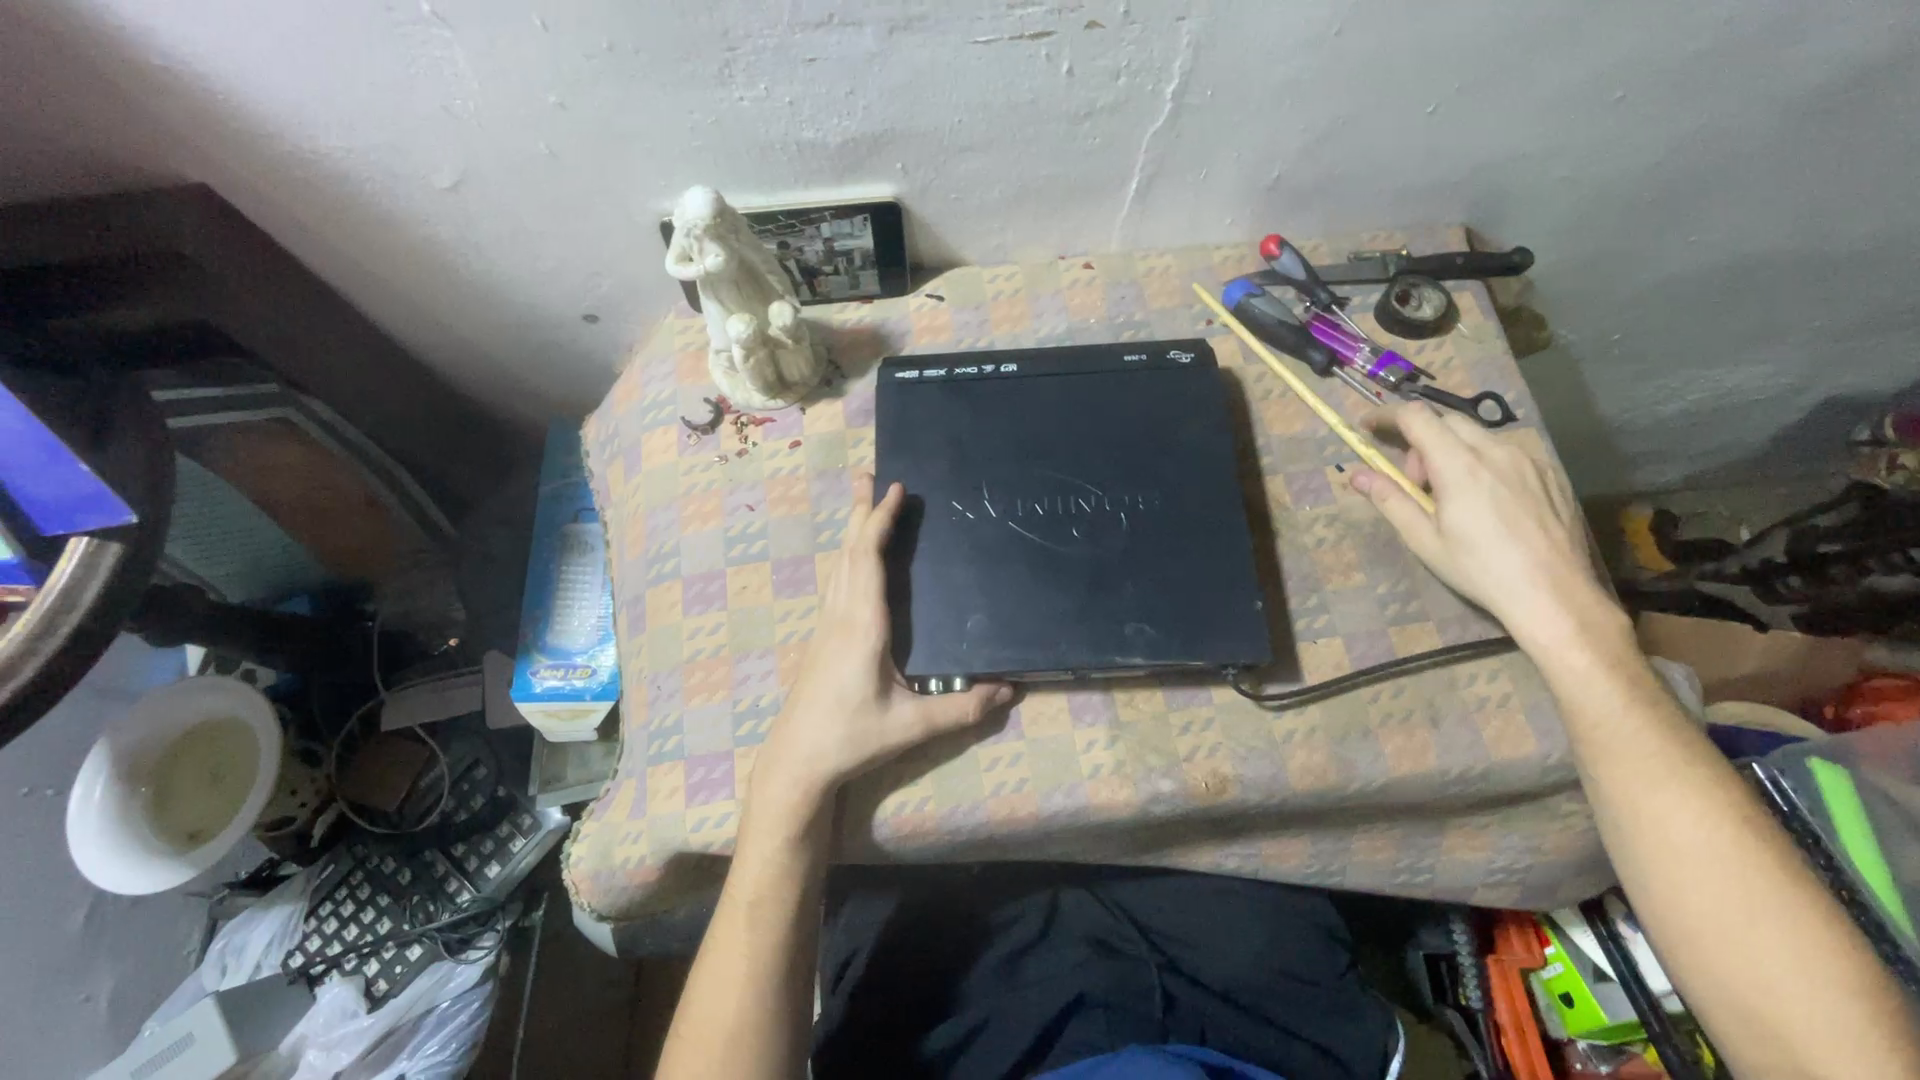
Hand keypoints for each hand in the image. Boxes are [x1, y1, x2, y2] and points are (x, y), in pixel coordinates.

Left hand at [747, 473, 1012, 822]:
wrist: (796, 760)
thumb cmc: (851, 738)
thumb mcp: (912, 726)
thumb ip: (963, 709)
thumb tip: (1010, 691)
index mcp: (862, 625)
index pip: (870, 559)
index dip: (882, 521)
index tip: (896, 489)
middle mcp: (841, 616)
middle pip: (850, 551)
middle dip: (864, 512)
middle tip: (874, 476)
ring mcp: (827, 626)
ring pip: (840, 565)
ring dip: (854, 531)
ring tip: (865, 503)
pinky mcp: (823, 638)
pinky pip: (838, 582)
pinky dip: (851, 557)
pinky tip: (857, 561)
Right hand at [1348, 403, 1615, 645]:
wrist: (1553, 593)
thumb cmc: (1479, 570)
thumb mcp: (1424, 540)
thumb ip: (1390, 499)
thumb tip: (1357, 474)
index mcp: (1459, 465)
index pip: (1416, 418)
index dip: (1387, 416)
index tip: (1369, 427)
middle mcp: (1496, 450)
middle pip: (1447, 420)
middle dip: (1421, 440)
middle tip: (1415, 481)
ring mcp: (1529, 459)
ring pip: (1479, 436)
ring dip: (1453, 452)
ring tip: (1452, 495)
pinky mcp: (1550, 472)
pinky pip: (1508, 453)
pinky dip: (1484, 463)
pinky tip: (1488, 501)